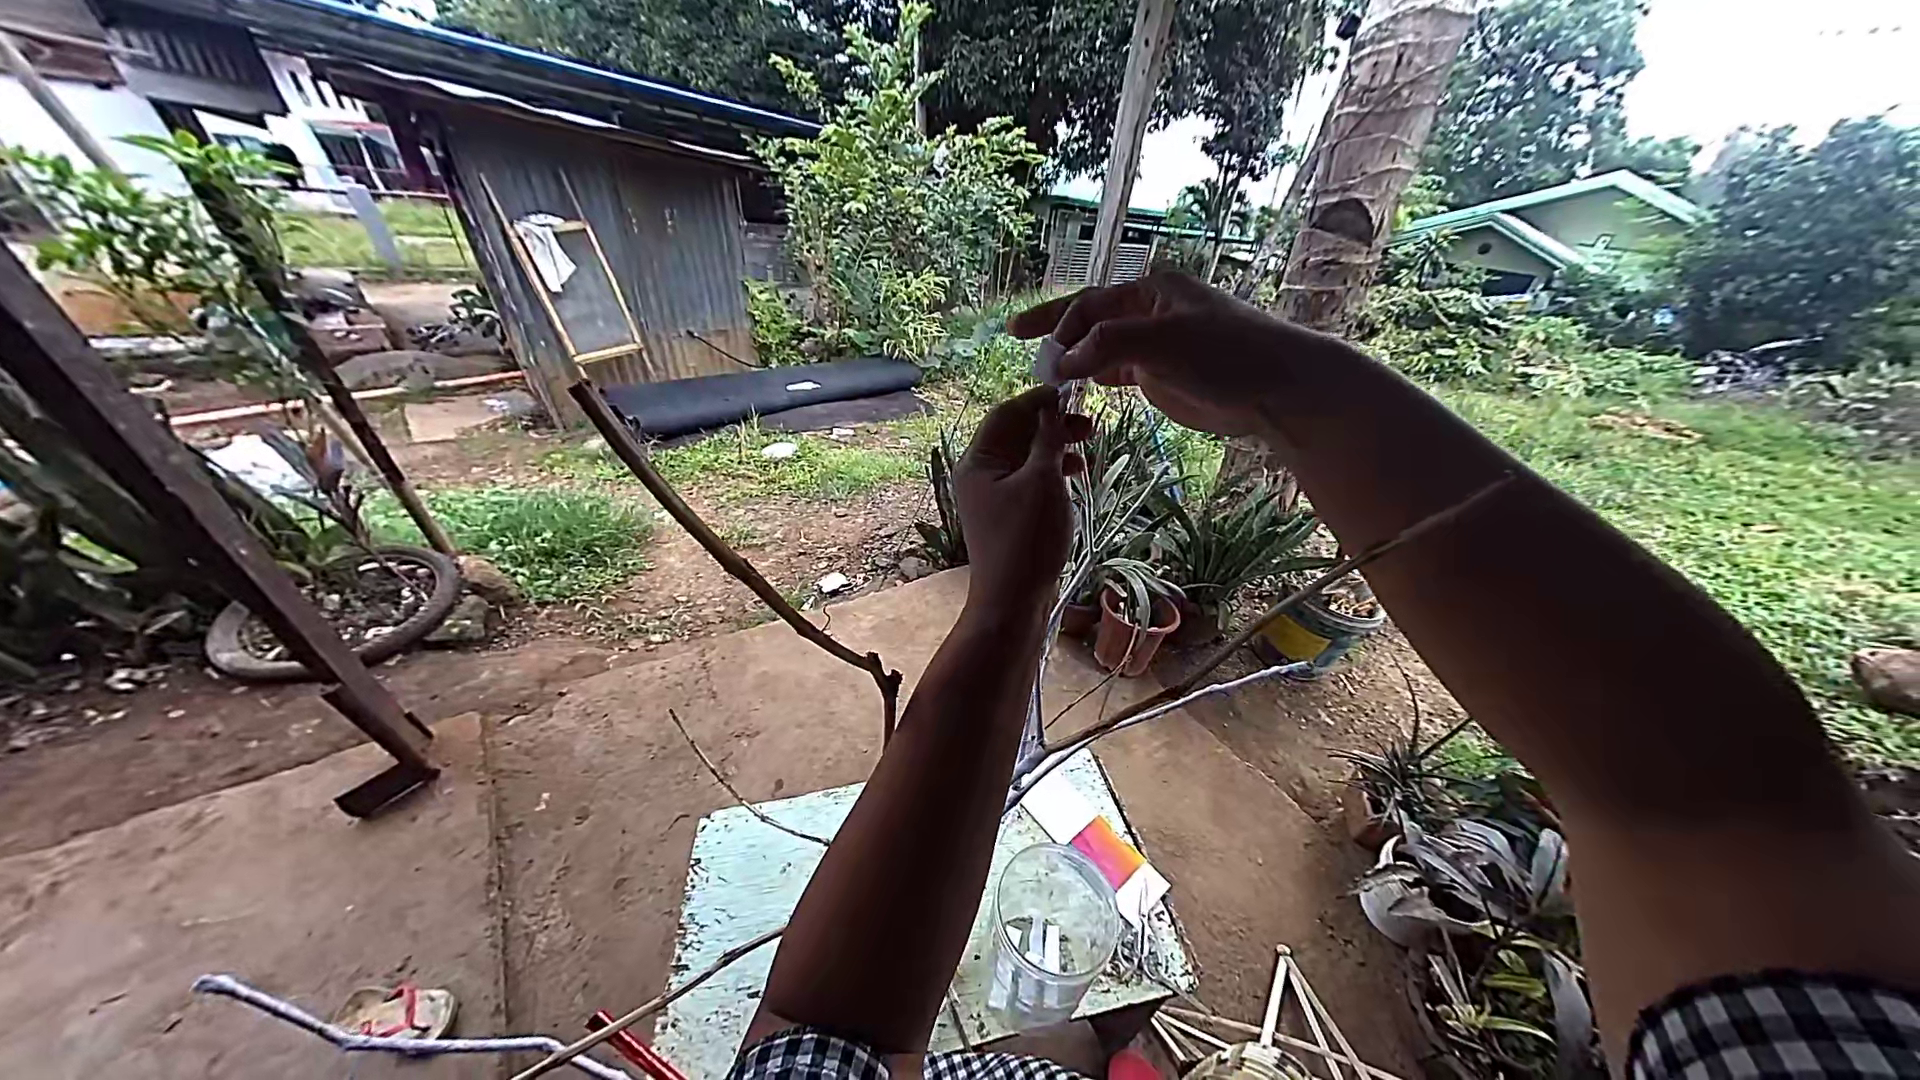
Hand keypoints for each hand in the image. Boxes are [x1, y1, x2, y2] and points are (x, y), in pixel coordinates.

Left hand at [954, 386, 1090, 615]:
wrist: (1013, 599)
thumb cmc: (1026, 539)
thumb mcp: (1042, 482)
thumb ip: (1048, 440)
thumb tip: (1053, 407)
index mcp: (977, 460)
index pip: (1006, 413)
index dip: (1039, 400)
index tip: (1072, 395)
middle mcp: (979, 473)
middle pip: (1016, 433)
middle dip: (1051, 425)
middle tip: (1088, 425)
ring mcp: (992, 494)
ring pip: (1025, 456)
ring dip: (1055, 447)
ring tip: (1086, 448)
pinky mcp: (1007, 512)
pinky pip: (1028, 479)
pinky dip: (1051, 471)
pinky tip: (1074, 473)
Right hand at [1009, 270, 1349, 436]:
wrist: (1274, 389)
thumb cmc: (1225, 353)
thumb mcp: (1162, 341)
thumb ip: (1107, 344)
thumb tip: (1061, 362)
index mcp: (1150, 292)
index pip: (1090, 303)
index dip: (1058, 322)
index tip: (1037, 350)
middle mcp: (1147, 314)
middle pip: (1088, 319)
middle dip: (1055, 329)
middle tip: (1018, 336)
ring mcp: (1151, 346)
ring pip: (1098, 348)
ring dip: (1072, 358)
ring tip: (1042, 373)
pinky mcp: (1157, 376)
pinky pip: (1113, 372)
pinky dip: (1092, 378)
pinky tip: (1074, 386)